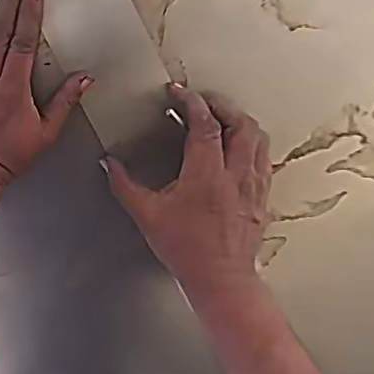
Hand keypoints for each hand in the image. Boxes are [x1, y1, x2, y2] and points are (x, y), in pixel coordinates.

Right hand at [106, 85, 270, 300]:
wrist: (220, 279)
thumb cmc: (186, 249)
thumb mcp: (147, 215)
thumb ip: (125, 185)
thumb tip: (110, 164)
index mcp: (206, 175)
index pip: (204, 125)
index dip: (191, 102)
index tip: (178, 93)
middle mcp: (235, 176)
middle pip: (240, 124)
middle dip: (220, 106)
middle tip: (201, 102)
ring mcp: (253, 186)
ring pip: (258, 139)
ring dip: (240, 122)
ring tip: (221, 119)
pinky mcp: (261, 198)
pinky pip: (264, 159)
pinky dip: (251, 144)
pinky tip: (237, 148)